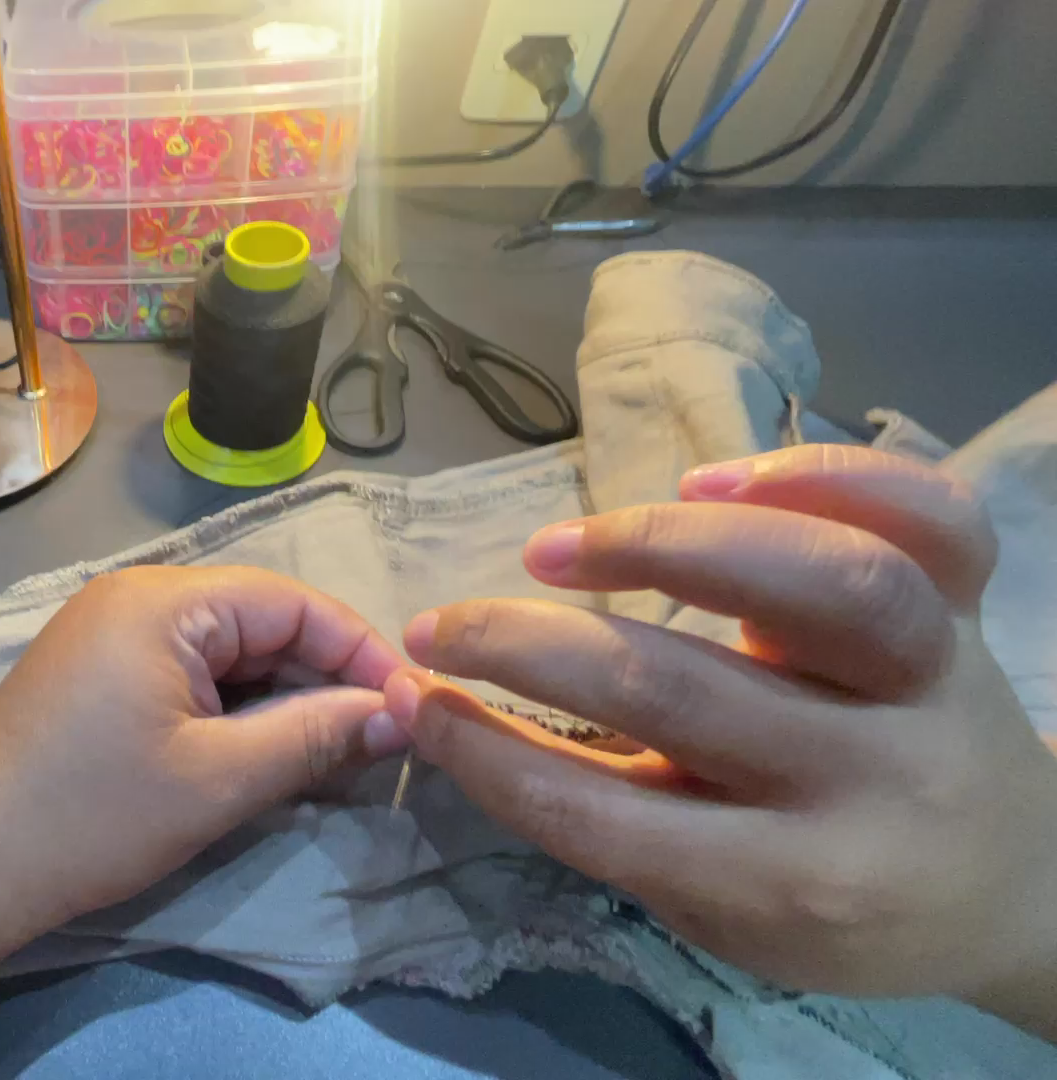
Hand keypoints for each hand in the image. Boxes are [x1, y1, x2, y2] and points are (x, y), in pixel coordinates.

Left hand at [0, 567, 403, 937]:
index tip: (407, 707)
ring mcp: (112, 629)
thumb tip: (395, 712)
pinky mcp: (100, 666)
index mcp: (162, 600)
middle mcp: (136, 596)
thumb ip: (314, 734)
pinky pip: (187, 668)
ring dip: (278, 694)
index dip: (357, 649)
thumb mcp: (217, 779)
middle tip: (374, 741)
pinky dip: (232, 704)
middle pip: (257, 619)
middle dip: (318, 676)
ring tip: (328, 751)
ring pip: (225, 648)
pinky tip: (261, 745)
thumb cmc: (90, 815)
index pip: (289, 600)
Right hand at [380, 445, 1056, 1015]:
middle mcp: (872, 785)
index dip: (474, 747)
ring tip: (552, 548)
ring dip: (657, 546)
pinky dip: (824, 479)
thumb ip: (566, 796)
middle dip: (518, 645)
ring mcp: (942, 685)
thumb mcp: (689, 888)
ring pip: (820, 587)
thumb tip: (426, 701)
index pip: (590, 809)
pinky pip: (934, 524)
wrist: (1004, 880)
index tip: (408, 692)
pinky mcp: (979, 612)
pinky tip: (711, 478)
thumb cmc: (805, 888)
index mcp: (786, 881)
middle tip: (438, 628)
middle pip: (669, 691)